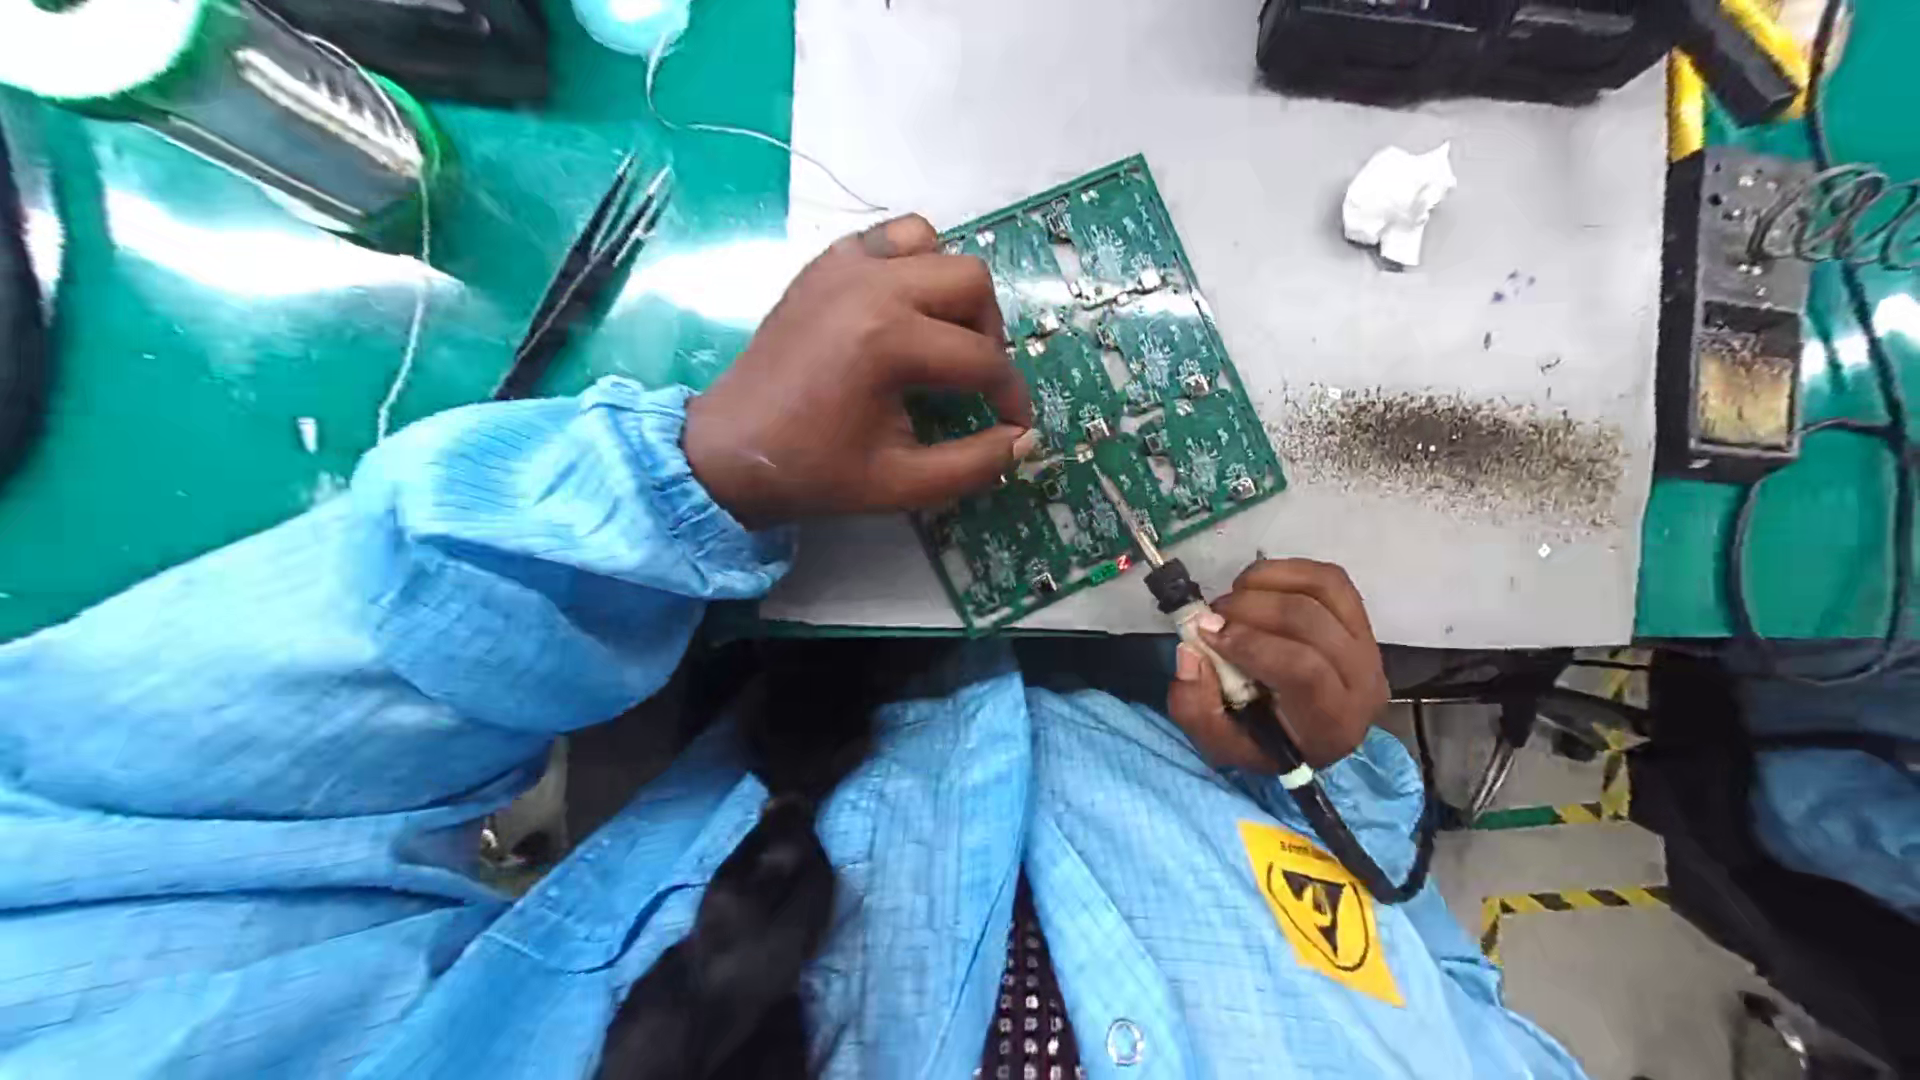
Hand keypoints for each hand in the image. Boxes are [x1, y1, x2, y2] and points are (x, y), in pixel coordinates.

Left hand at [684, 214, 1036, 527]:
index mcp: (889, 341)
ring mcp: (844, 266)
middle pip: (972, 283)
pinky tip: (902, 313)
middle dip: (990, 335)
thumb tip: (1022, 439)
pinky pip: (889, 239)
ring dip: (953, 292)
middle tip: (977, 380)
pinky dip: (912, 266)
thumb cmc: (814, 472)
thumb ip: (975, 465)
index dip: (1010, 397)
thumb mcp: (903, 485)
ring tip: (942, 339)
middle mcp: (872, 286)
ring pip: (934, 246)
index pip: (983, 359)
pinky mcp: (824, 265)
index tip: (1013, 425)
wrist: (729, 453)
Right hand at [1166, 559, 1387, 770]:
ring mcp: (1367, 644)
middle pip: (1310, 622)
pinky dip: (1283, 571)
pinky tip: (1253, 586)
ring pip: (1322, 590)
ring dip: (1264, 584)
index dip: (1251, 643)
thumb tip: (1191, 651)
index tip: (1206, 634)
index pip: (1304, 670)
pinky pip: (1327, 578)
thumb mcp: (1216, 741)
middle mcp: (1362, 680)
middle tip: (1211, 617)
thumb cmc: (1259, 740)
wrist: (1299, 732)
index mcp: (1331, 722)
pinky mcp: (1359, 617)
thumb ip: (1194, 705)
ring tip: (1231, 600)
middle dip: (1248, 609)